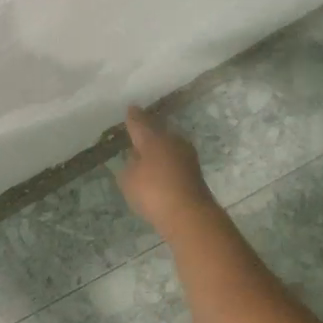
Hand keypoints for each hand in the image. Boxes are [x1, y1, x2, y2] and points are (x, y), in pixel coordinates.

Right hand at [116, 106, 218, 237]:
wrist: (188, 213)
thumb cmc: (152, 192)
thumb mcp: (128, 179)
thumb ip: (129, 164)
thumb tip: (136, 156)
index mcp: (153, 138)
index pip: (140, 122)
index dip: (133, 117)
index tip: (130, 109)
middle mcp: (172, 141)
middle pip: (157, 131)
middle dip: (148, 131)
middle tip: (137, 131)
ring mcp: (186, 155)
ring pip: (168, 145)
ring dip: (158, 147)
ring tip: (146, 152)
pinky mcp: (194, 170)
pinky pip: (174, 159)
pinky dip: (166, 161)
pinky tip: (159, 168)